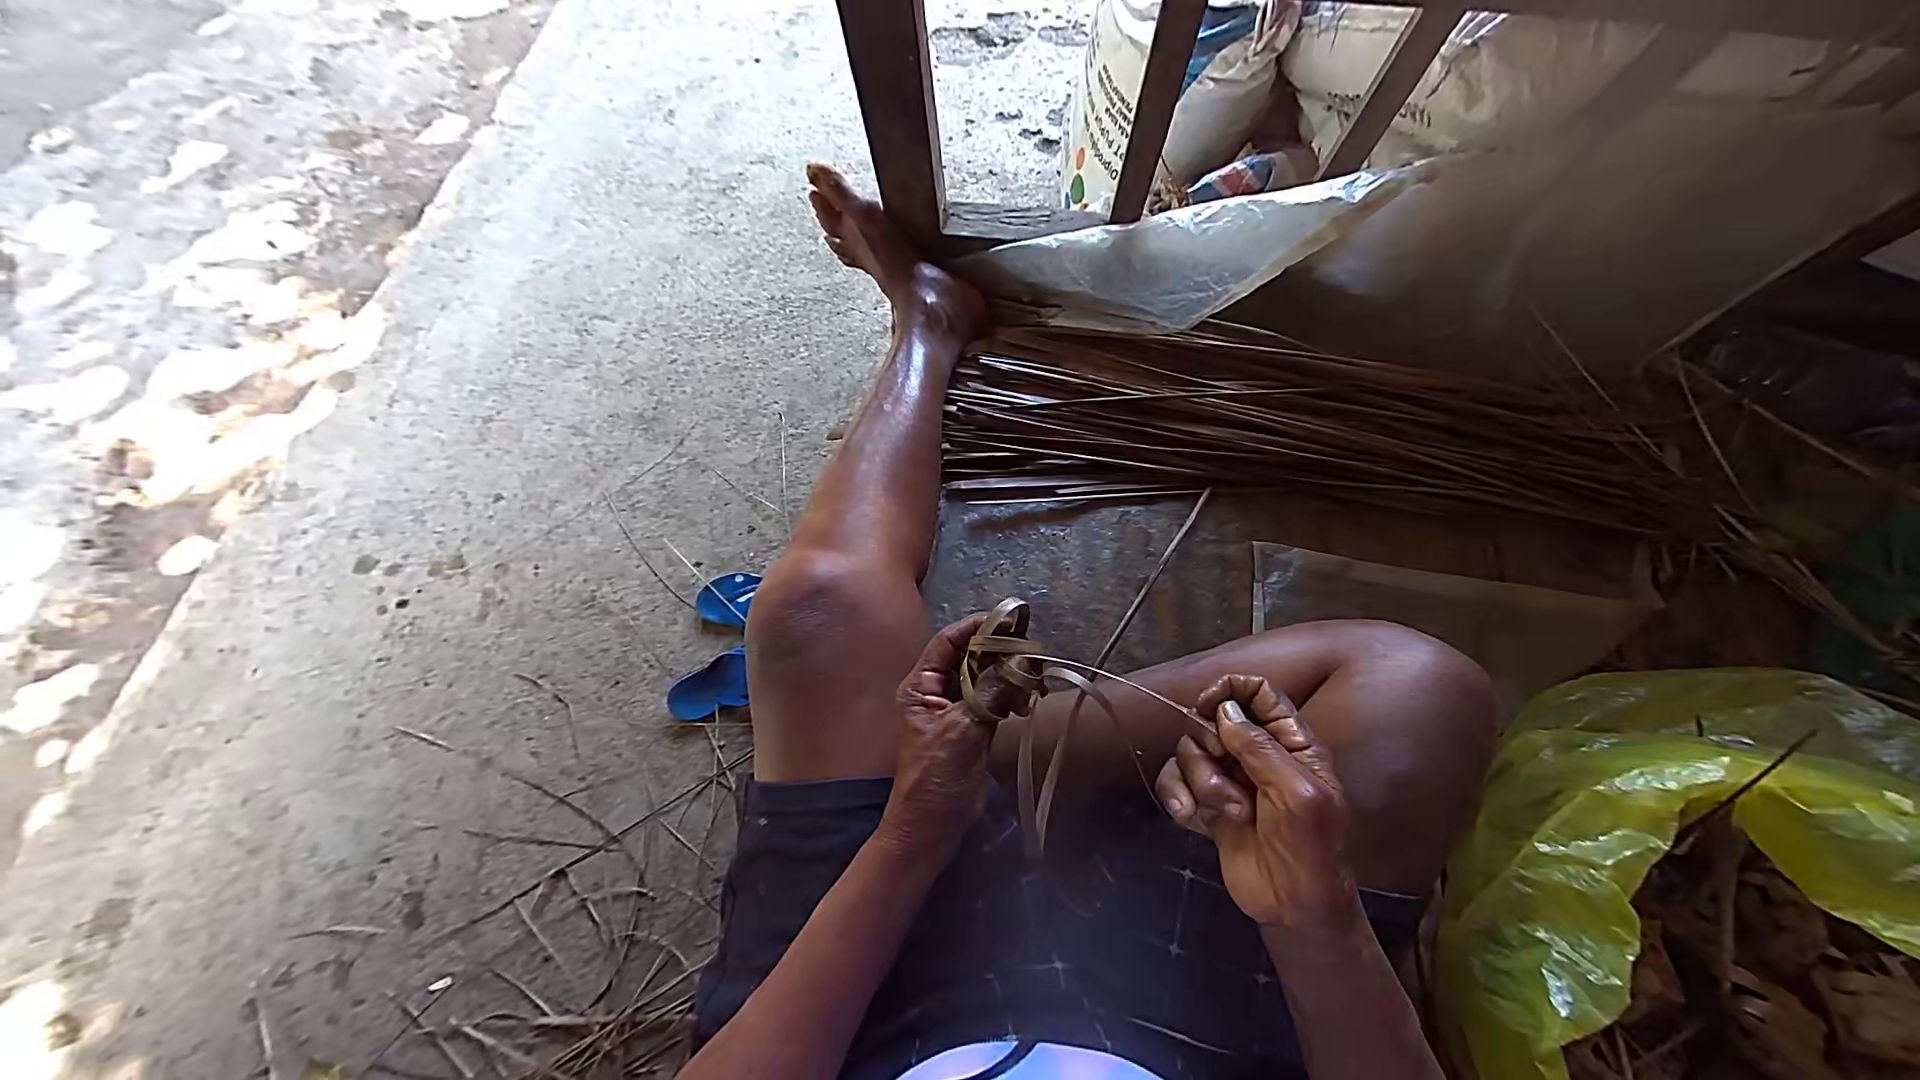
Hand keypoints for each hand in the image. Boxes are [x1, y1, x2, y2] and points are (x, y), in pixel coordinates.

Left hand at [880, 612, 1033, 856]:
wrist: (933, 825)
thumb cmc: (935, 776)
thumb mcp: (961, 731)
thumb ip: (988, 695)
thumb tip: (1017, 663)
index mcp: (921, 686)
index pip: (947, 643)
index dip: (975, 627)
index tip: (1006, 620)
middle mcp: (937, 691)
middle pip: (970, 657)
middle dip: (999, 653)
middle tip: (1029, 653)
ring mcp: (957, 708)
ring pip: (987, 677)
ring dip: (1010, 676)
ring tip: (1031, 687)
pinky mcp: (975, 725)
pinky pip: (997, 699)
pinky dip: (1013, 697)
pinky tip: (1026, 704)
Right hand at [1155, 674, 1356, 927]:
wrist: (1294, 908)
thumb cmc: (1311, 849)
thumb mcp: (1299, 794)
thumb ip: (1260, 747)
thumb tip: (1224, 709)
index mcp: (1289, 743)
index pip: (1258, 691)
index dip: (1231, 690)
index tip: (1210, 708)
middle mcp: (1254, 753)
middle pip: (1211, 720)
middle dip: (1209, 747)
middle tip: (1227, 775)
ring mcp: (1227, 777)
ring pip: (1188, 751)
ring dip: (1199, 781)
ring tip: (1228, 812)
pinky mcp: (1204, 802)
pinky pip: (1172, 780)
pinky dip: (1174, 795)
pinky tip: (1188, 817)